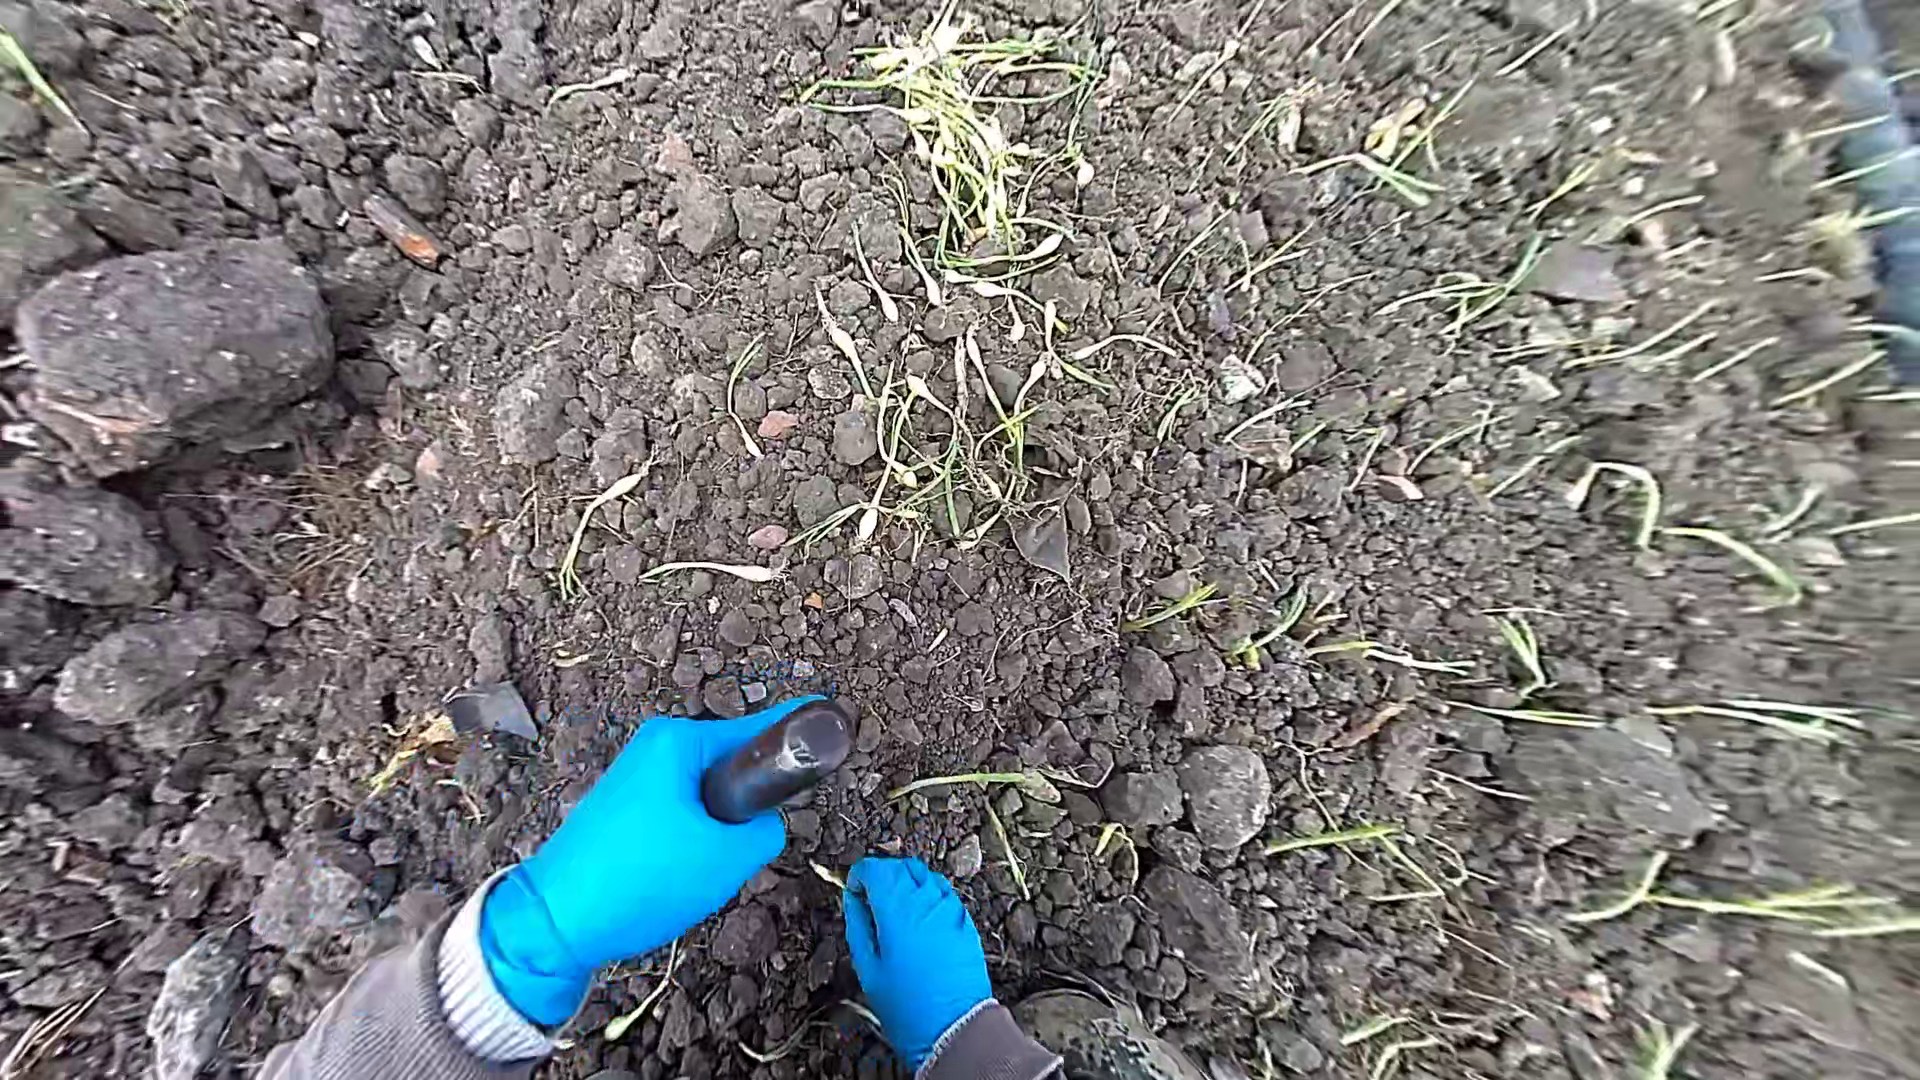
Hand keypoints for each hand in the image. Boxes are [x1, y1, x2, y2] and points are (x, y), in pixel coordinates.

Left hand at [480, 697, 818, 1023]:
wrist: (548, 929)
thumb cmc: (641, 879)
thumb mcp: (727, 858)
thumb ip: (767, 830)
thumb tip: (764, 824)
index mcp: (679, 741)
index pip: (757, 727)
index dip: (797, 728)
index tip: (831, 713)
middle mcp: (657, 746)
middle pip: (732, 761)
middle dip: (750, 795)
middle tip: (758, 829)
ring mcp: (637, 774)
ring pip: (707, 788)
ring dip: (721, 817)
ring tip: (716, 856)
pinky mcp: (625, 803)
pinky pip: (681, 804)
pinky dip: (696, 827)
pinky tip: (688, 863)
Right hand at [843, 857, 991, 1067]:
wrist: (956, 1026)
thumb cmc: (911, 1006)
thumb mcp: (869, 970)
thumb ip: (858, 927)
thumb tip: (852, 900)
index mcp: (897, 907)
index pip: (874, 868)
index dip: (859, 875)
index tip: (854, 890)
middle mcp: (924, 897)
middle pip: (898, 865)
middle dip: (881, 876)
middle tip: (871, 903)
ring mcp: (947, 903)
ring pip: (920, 873)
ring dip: (904, 882)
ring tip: (895, 914)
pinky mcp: (962, 914)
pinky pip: (939, 890)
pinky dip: (925, 894)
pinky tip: (919, 921)